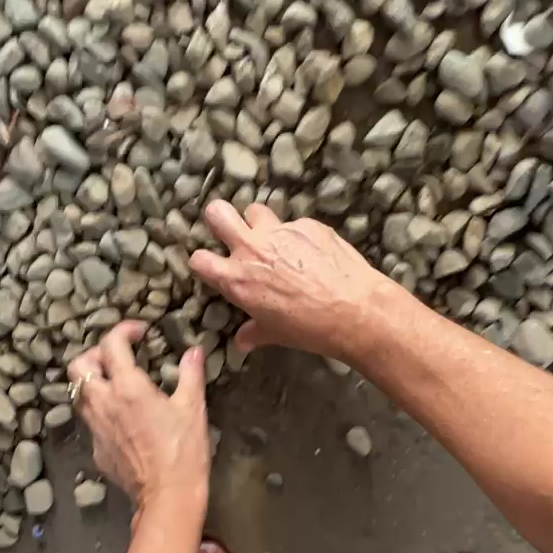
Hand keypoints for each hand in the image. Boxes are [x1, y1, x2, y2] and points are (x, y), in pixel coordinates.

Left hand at [67, 321, 209, 510]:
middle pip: (78, 366)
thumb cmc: (184, 451)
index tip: (141, 333)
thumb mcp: (193, 408)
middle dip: (95, 355)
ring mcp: (96, 429)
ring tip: (118, 385)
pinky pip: (91, 422)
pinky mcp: (97, 450)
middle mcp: (103, 404)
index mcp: (128, 388)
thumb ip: (191, 374)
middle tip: (119, 358)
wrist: (168, 497)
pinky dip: (102, 411)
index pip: (111, 345)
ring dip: (94, 382)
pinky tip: (124, 420)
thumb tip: (194, 352)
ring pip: (79, 394)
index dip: (124, 330)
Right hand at [191, 201, 408, 361]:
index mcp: (237, 279)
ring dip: (259, 222)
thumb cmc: (309, 328)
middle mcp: (252, 249)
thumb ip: (255, 332)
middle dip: (219, 217)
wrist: (353, 309)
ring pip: (256, 210)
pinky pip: (295, 224)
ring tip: (274, 240)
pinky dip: (298, 235)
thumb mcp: (276, 334)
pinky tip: (313, 253)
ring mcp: (280, 232)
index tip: (212, 266)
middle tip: (231, 230)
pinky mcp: (307, 224)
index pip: (199, 259)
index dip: (203, 262)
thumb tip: (244, 341)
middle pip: (217, 212)